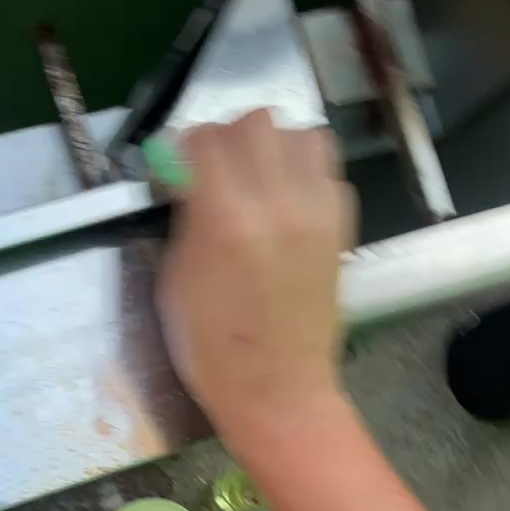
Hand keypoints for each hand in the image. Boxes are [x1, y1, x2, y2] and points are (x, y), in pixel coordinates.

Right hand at [157, 111, 357, 440]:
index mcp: (225, 219)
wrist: (275, 388)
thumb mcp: (174, 283)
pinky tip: (283, 203)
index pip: (202, 141)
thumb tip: (186, 186)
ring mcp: (317, 209)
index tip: (170, 177)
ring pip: (300, 133)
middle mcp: (277, 201)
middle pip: (254, 123)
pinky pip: (325, 168)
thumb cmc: (209, 349)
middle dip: (223, 141)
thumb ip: (184, 222)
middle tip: (209, 174)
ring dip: (270, 147)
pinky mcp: (340, 224)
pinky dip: (301, 172)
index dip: (178, 153)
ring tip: (253, 180)